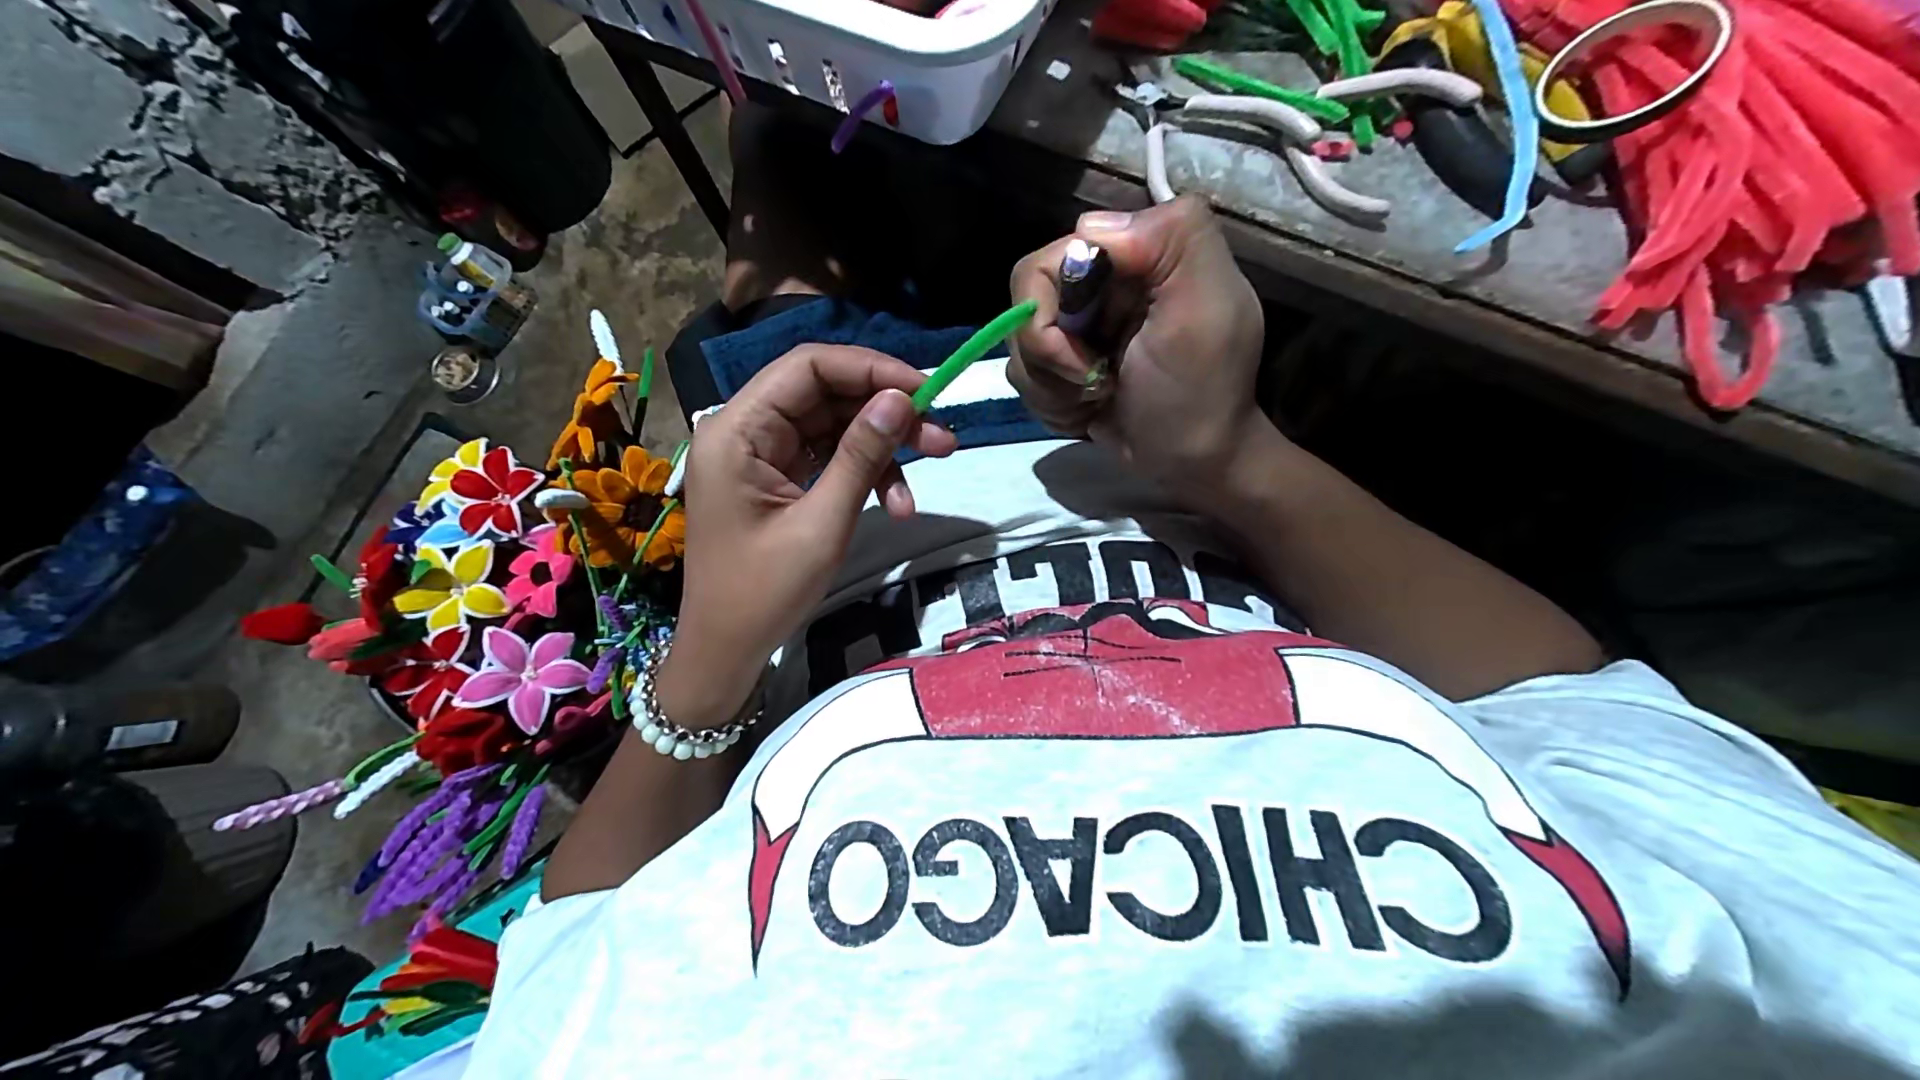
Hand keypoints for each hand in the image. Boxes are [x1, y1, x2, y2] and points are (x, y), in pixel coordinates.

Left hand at [658, 346, 956, 727]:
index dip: (871, 369)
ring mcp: (763, 454)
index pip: (808, 367)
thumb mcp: (822, 523)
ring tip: (929, 475)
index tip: (924, 390)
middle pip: (828, 394)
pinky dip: (866, 474)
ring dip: (885, 449)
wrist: (727, 649)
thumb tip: (900, 399)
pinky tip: (895, 504)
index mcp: (738, 430)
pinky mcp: (779, 477)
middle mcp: (747, 429)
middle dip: (887, 413)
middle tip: (942, 439)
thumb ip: (861, 456)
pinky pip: (830, 457)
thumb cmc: (764, 592)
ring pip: (835, 425)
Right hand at [1008, 197, 1271, 490]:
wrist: (1191, 462)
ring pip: (1019, 347)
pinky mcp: (1063, 366)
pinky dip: (1053, 404)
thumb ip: (1174, 239)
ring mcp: (1077, 327)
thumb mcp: (1206, 307)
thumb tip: (1090, 226)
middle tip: (1091, 385)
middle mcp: (1099, 284)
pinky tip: (1089, 411)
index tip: (1085, 359)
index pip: (1047, 263)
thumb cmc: (1200, 391)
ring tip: (1097, 398)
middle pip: (1025, 304)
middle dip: (1049, 358)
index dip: (1048, 315)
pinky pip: (1025, 377)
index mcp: (1132, 257)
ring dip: (1052, 387)